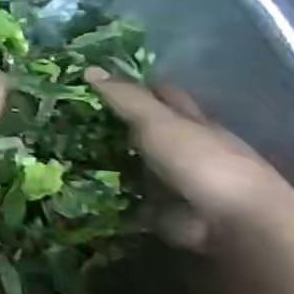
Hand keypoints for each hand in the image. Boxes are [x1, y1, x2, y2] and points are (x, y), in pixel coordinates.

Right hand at [83, 67, 293, 243]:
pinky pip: (124, 192)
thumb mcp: (159, 122)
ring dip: (105, 155)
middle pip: (147, 127)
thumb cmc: (202, 163)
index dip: (137, 82)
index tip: (100, 75)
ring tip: (60, 142)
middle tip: (69, 109)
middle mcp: (187, 148)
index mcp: (194, 122)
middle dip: (115, 119)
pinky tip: (74, 179)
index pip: (163, 94)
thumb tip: (89, 68)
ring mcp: (174, 180)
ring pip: (133, 159)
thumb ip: (125, 98)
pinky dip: (104, 188)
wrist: (234, 225)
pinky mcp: (160, 208)